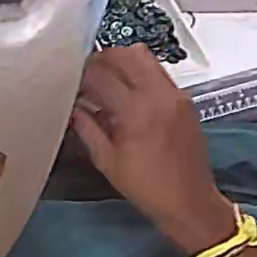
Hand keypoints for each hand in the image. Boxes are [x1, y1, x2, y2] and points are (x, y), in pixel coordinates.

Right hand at [70, 45, 237, 252]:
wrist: (189, 201)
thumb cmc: (145, 186)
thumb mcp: (106, 160)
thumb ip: (86, 127)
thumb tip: (72, 107)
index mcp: (136, 110)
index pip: (101, 75)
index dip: (80, 75)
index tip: (67, 82)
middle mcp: (159, 94)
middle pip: (126, 55)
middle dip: (101, 59)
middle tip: (84, 74)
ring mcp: (175, 95)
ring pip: (145, 58)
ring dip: (121, 63)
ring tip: (103, 82)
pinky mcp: (184, 100)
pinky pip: (157, 73)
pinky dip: (137, 75)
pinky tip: (124, 96)